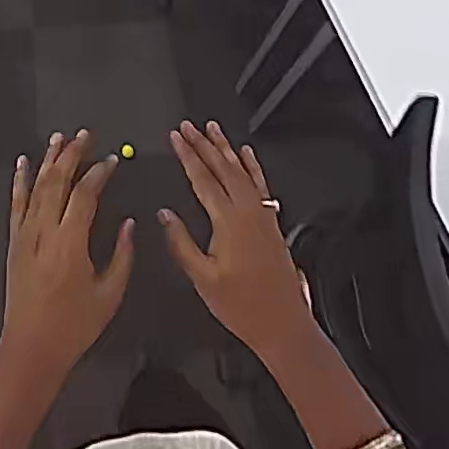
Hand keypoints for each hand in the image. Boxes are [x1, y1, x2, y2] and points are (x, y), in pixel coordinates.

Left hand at [0, 130, 135, 377]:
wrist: (30, 349)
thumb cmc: (74, 325)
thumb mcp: (110, 293)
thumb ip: (122, 254)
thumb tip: (128, 223)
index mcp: (70, 242)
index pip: (85, 193)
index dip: (99, 173)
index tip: (112, 161)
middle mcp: (44, 231)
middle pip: (57, 181)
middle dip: (72, 154)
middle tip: (84, 135)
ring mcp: (25, 235)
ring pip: (36, 187)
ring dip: (48, 160)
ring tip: (58, 138)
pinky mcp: (14, 242)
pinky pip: (16, 204)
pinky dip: (20, 181)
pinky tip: (24, 163)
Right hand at [159, 121, 316, 366]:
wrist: (283, 323)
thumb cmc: (243, 306)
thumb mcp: (203, 279)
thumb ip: (181, 243)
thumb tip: (166, 215)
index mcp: (229, 222)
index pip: (202, 178)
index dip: (187, 155)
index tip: (176, 138)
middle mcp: (248, 211)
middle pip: (222, 167)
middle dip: (203, 143)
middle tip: (188, 126)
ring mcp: (263, 213)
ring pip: (241, 170)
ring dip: (225, 147)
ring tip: (213, 129)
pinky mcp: (271, 220)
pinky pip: (260, 183)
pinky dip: (252, 165)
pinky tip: (246, 153)